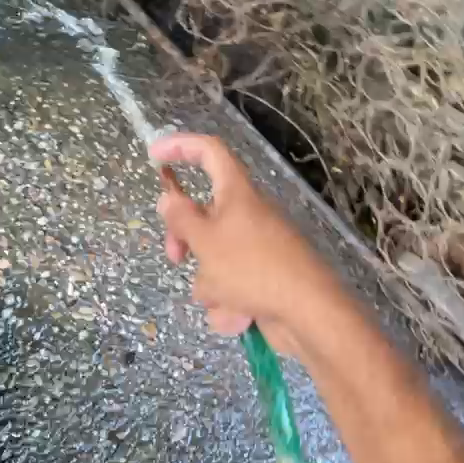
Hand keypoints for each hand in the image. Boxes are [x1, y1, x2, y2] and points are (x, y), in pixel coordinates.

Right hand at [150, 132, 352, 359]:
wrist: (308, 313)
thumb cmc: (254, 268)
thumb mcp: (206, 241)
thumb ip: (181, 219)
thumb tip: (167, 198)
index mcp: (236, 193)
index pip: (208, 152)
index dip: (180, 146)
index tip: (154, 155)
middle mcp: (246, 215)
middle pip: (202, 213)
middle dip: (184, 238)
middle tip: (176, 256)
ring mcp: (255, 248)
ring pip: (212, 256)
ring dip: (209, 281)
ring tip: (223, 298)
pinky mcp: (261, 278)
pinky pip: (230, 284)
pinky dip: (228, 302)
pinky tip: (238, 316)